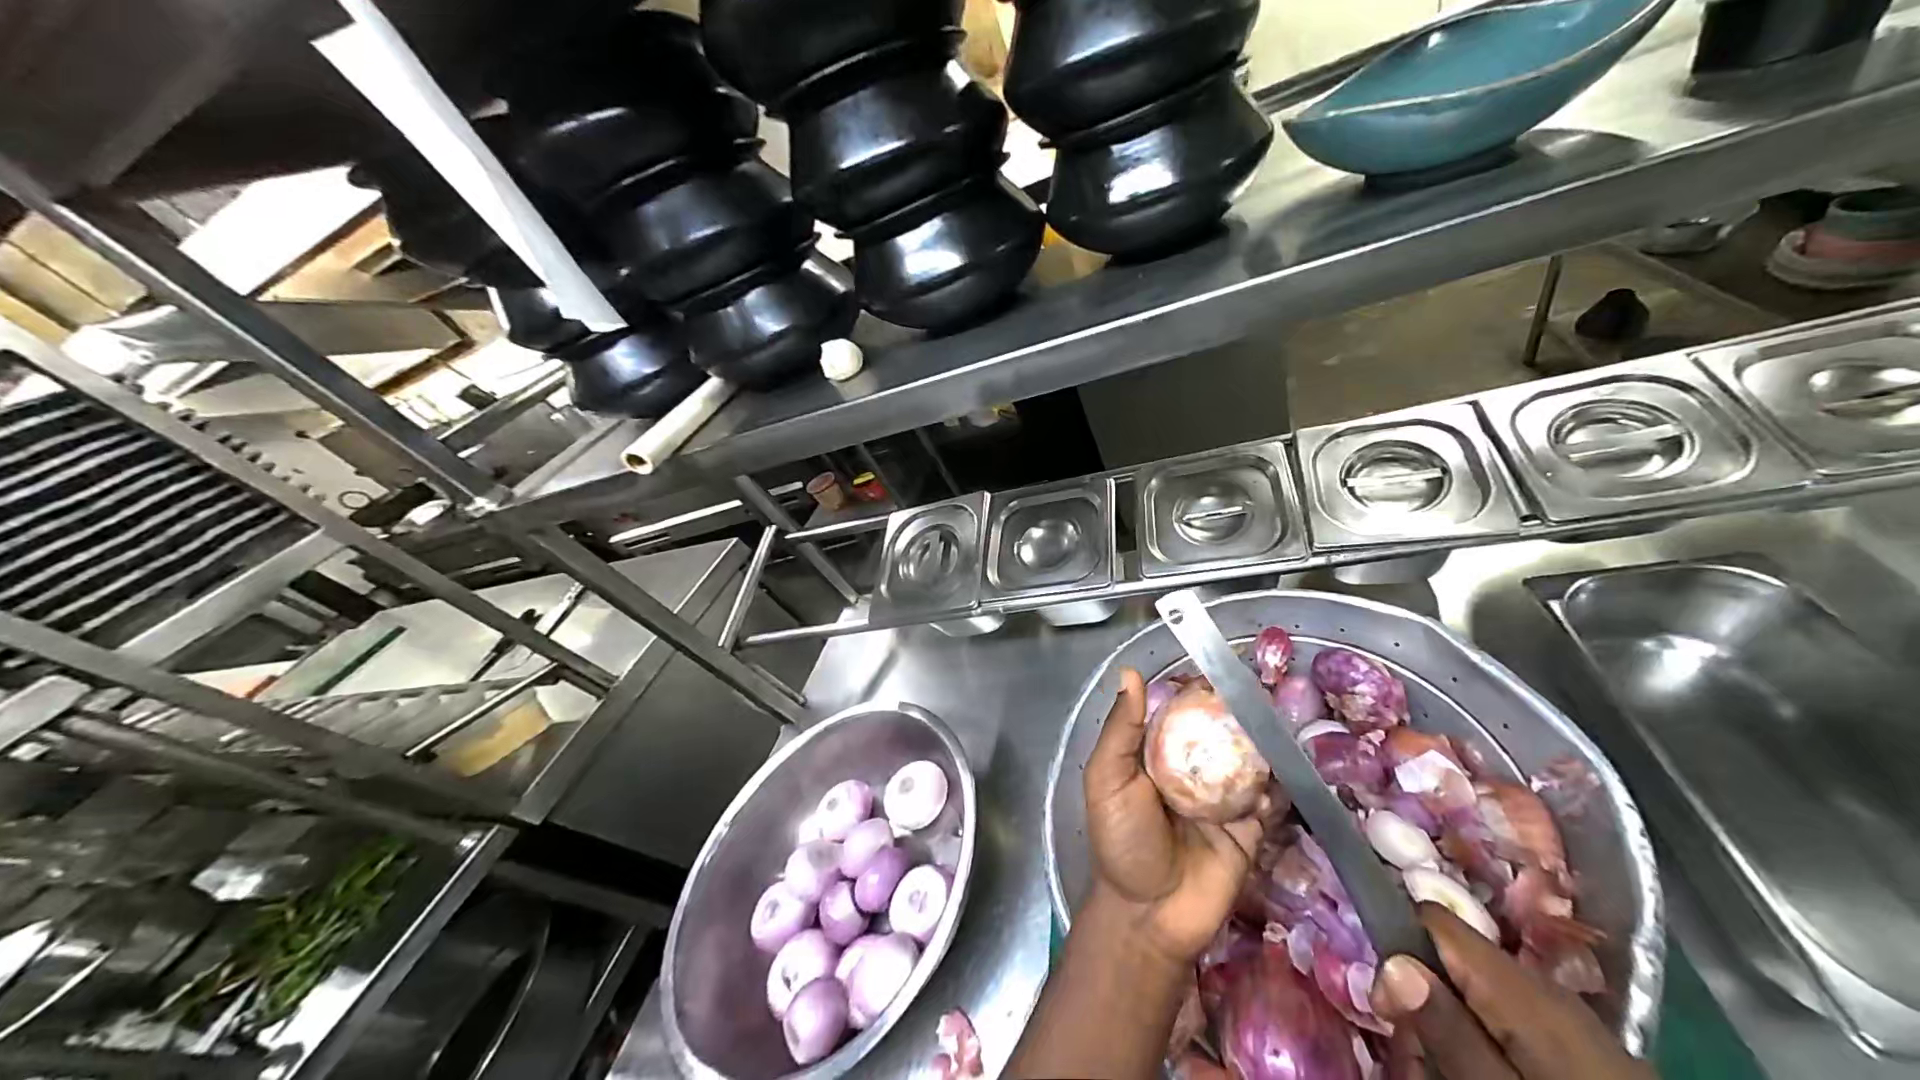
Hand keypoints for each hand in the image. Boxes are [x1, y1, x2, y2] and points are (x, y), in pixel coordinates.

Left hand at [1083, 667, 1267, 963]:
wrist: (1150, 914)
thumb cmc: (1121, 841)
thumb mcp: (1107, 780)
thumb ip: (1121, 730)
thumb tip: (1129, 674)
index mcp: (1154, 755)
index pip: (1178, 712)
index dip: (1195, 690)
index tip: (1218, 669)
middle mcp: (1190, 770)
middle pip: (1219, 732)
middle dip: (1238, 712)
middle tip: (1260, 691)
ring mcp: (1221, 798)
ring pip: (1249, 761)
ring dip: (1263, 744)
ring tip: (1279, 723)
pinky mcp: (1249, 828)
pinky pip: (1269, 800)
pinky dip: (1278, 786)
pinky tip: (1281, 773)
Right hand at [1371, 903, 1655, 1079]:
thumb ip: (1450, 1032)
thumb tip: (1392, 963)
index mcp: (1524, 989)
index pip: (1436, 921)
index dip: (1399, 950)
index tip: (1390, 1009)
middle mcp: (1547, 988)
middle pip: (1455, 959)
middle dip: (1426, 1000)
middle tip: (1421, 1061)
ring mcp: (1571, 1018)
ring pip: (1480, 991)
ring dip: (1452, 1026)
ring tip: (1446, 1071)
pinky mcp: (1585, 1046)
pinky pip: (1513, 1020)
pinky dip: (1487, 1042)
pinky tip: (1485, 1072)